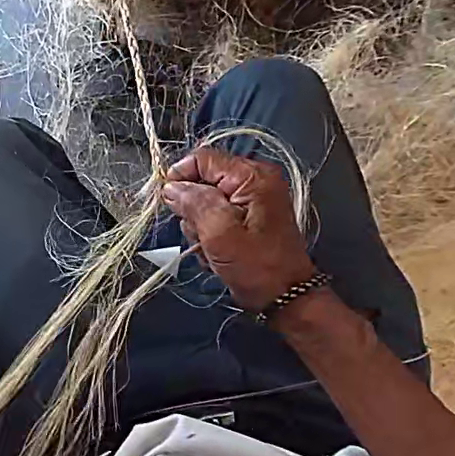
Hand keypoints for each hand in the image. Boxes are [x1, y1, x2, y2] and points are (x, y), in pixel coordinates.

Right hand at [161, 147, 314, 311]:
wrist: (284, 296)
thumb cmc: (256, 266)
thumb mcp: (220, 233)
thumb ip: (195, 202)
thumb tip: (171, 186)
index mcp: (252, 176)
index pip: (202, 158)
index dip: (179, 177)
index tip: (170, 204)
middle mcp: (254, 179)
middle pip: (201, 179)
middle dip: (191, 207)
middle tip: (201, 233)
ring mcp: (251, 198)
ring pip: (203, 199)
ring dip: (198, 224)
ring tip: (210, 246)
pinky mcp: (247, 215)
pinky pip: (213, 214)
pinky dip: (208, 232)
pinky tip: (215, 249)